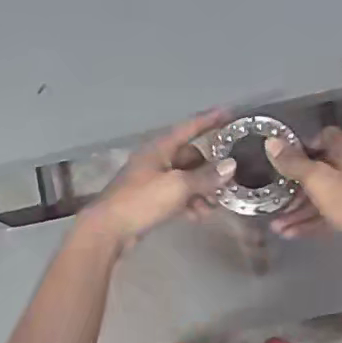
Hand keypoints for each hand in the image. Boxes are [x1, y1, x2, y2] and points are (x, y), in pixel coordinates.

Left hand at [79, 110, 234, 244]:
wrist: (110, 229)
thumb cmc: (142, 201)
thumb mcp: (178, 186)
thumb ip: (206, 177)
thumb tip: (231, 166)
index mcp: (160, 148)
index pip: (189, 128)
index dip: (209, 120)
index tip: (229, 113)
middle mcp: (157, 160)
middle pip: (191, 157)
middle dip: (210, 169)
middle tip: (229, 181)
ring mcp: (154, 181)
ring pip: (186, 179)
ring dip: (202, 190)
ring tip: (214, 205)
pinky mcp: (152, 200)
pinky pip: (178, 196)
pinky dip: (190, 203)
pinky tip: (199, 216)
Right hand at [263, 128, 341, 271]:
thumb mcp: (319, 180)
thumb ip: (294, 163)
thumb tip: (271, 142)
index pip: (325, 137)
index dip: (304, 144)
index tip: (283, 157)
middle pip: (320, 172)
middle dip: (295, 184)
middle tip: (273, 195)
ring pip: (321, 199)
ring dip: (298, 210)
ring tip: (275, 223)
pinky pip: (325, 219)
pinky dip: (308, 224)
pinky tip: (289, 234)